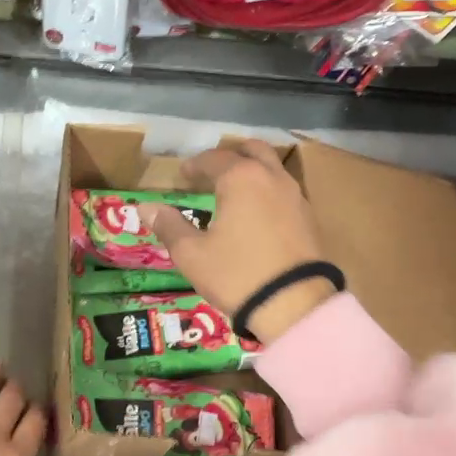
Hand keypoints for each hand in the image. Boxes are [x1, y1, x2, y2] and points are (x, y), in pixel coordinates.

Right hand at [139, 140, 337, 344]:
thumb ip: (169, 225)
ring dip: (251, 171)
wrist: (294, 305)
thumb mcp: (192, 254)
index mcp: (241, 178)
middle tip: (212, 171)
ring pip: (272, 168)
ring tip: (233, 192)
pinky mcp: (309, 218)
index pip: (213, 158)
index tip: (182, 175)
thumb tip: (146, 207)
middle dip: (230, 155)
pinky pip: (283, 191)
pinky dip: (266, 191)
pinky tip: (255, 214)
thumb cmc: (236, 274)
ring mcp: (296, 196)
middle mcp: (272, 177)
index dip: (194, 165)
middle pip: (252, 150)